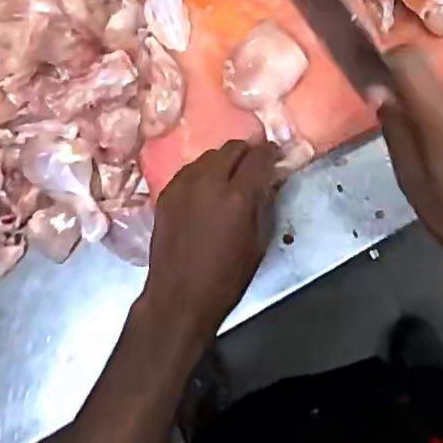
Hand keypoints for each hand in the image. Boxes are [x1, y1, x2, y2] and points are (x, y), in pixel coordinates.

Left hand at [141, 139, 281, 333]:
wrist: (179, 295)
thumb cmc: (226, 277)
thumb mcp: (258, 243)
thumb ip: (265, 203)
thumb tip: (270, 179)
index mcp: (237, 196)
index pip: (259, 157)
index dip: (270, 153)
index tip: (275, 155)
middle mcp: (209, 180)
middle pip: (232, 148)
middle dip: (247, 152)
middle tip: (254, 164)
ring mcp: (184, 182)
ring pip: (210, 156)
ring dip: (224, 161)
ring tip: (230, 178)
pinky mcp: (167, 189)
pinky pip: (191, 170)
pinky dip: (204, 173)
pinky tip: (206, 191)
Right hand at [371, 48, 442, 275]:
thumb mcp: (416, 185)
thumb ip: (397, 134)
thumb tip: (381, 95)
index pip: (407, 58)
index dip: (386, 62)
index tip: (375, 90)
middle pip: (426, 87)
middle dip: (411, 111)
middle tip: (410, 156)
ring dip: (436, 126)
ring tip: (442, 171)